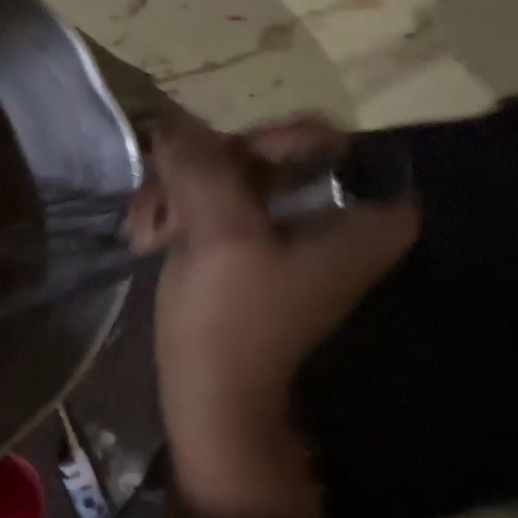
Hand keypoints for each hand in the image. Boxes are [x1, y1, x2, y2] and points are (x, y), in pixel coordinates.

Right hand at [127, 115, 418, 439]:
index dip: (246, 147)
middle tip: (156, 211)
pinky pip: (221, 205)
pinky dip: (182, 215)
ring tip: (145, 232)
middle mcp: (348, 211)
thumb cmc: (229, 320)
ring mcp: (302, 231)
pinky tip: (151, 239)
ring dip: (178, 197)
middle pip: (264, 155)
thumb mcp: (219, 236)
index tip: (200, 181)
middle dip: (199, 178)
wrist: (212, 394)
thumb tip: (170, 123)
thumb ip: (203, 168)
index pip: (309, 135)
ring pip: (231, 178)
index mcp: (371, 208)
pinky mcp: (264, 248)